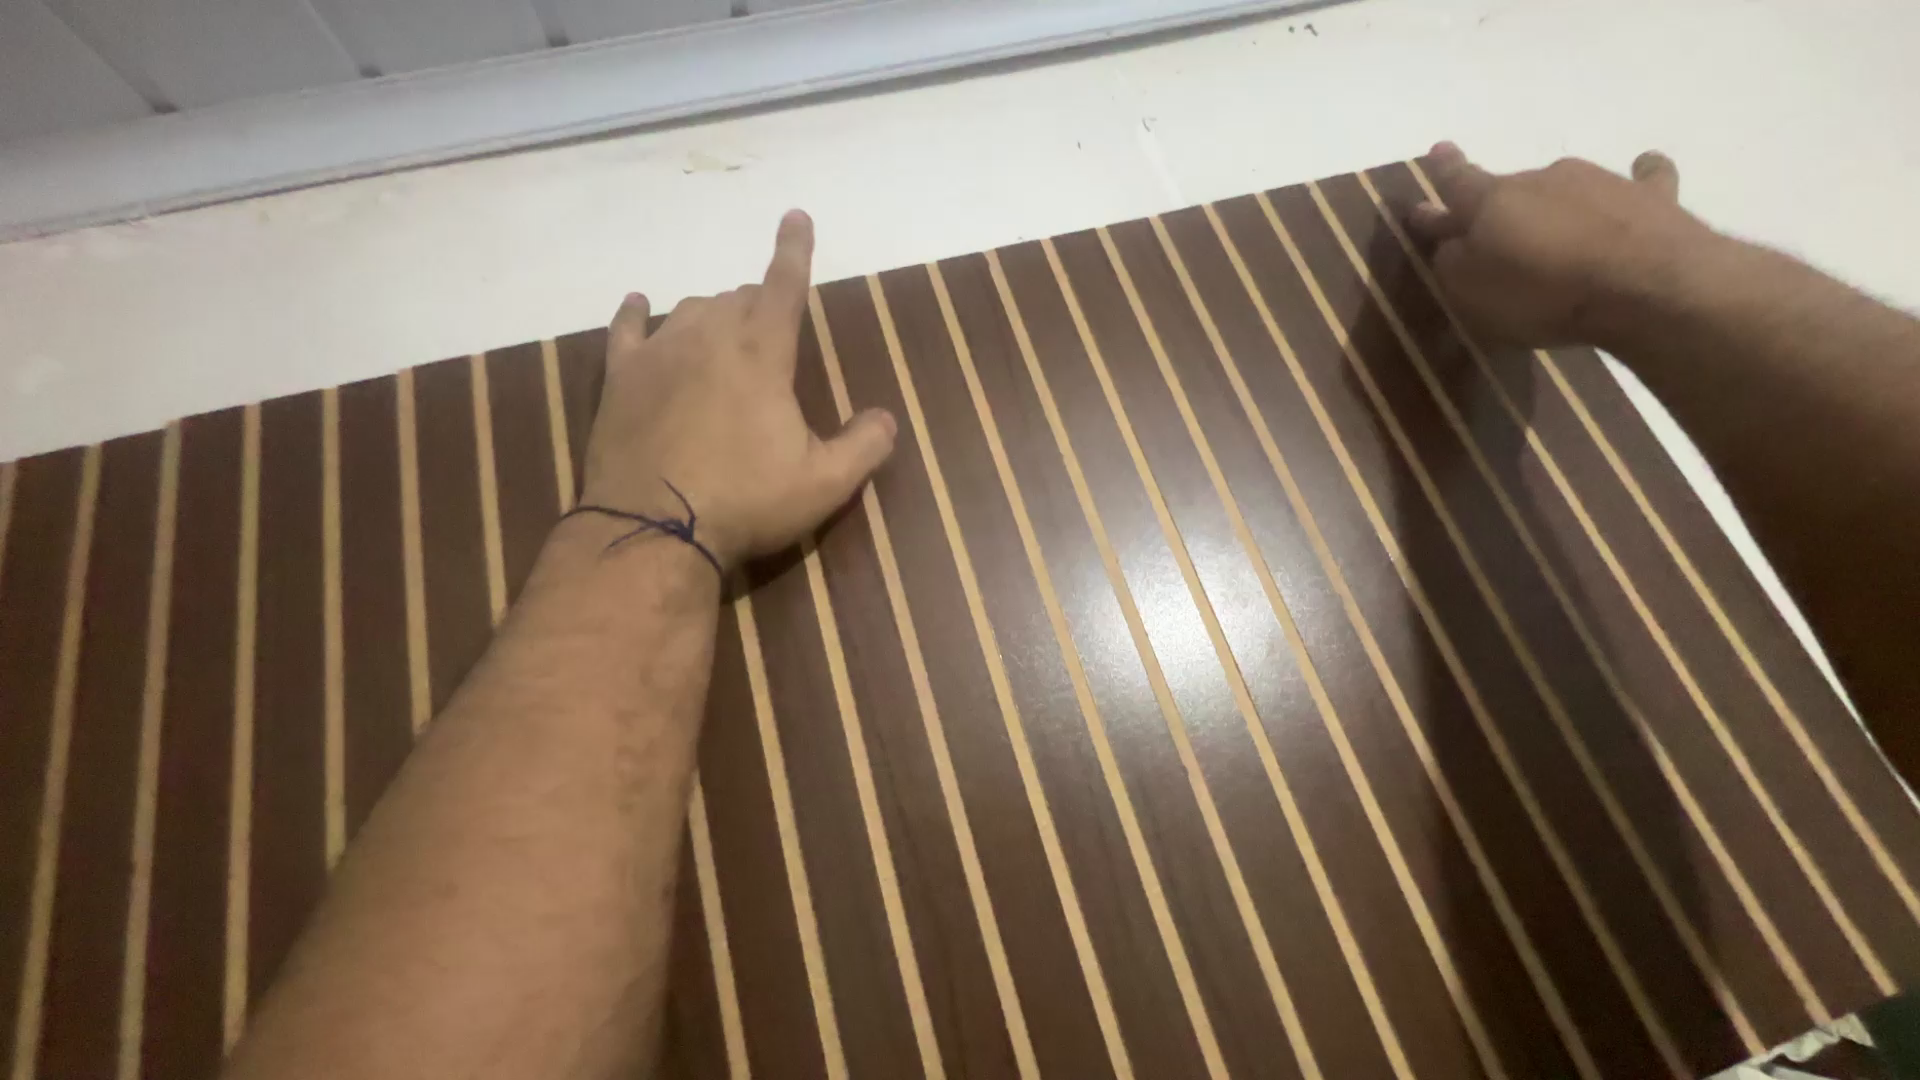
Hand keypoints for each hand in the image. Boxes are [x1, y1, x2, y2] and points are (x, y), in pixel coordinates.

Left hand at [578, 210, 897, 569]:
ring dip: (715, 314)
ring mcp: (659, 354)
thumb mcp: (825, 483)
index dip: (794, 250)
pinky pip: (628, 329)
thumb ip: (865, 446)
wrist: (652, 528)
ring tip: (723, 338)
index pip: (783, 286)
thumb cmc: (746, 501)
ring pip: (691, 309)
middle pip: (738, 298)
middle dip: (760, 304)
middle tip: (771, 335)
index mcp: (762, 355)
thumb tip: (887, 418)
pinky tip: (641, 306)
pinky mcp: (620, 378)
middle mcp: (709, 338)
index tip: (796, 216)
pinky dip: (638, 314)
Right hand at [1408, 142, 1714, 345]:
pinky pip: (1639, 179)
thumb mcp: (1470, 290)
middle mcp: (1543, 177)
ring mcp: (1600, 180)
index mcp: (1492, 200)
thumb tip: (1450, 240)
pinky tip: (1641, 171)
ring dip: (1551, 205)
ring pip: (1563, 187)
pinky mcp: (1650, 195)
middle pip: (1510, 189)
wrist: (1647, 286)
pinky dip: (1634, 178)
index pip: (1457, 179)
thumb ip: (1452, 260)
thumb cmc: (1539, 293)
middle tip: (1494, 233)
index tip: (1437, 149)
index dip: (1444, 169)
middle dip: (1498, 208)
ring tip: (1554, 234)